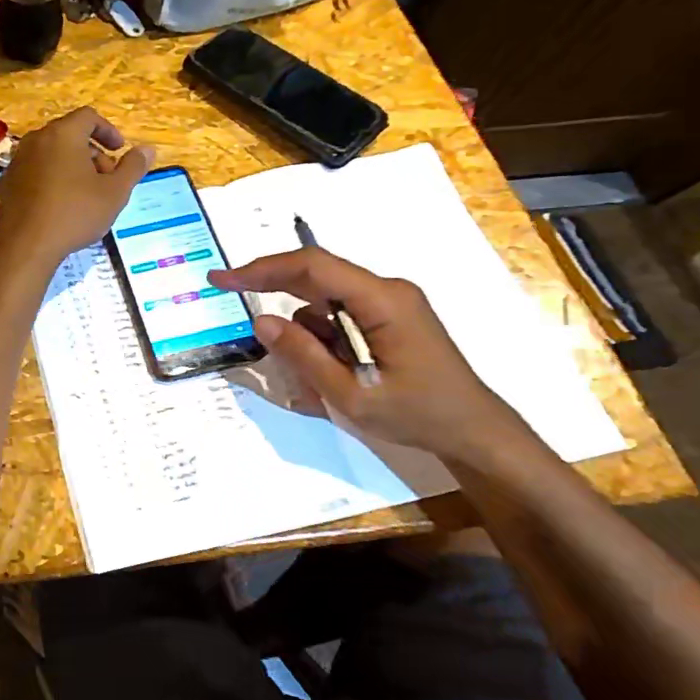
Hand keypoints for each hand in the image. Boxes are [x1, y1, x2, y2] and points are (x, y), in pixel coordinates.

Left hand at [0, 107, 155, 267]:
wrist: (25, 246)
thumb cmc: (74, 214)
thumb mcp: (114, 193)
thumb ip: (132, 168)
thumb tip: (147, 149)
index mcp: (62, 134)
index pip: (88, 116)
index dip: (108, 130)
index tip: (119, 149)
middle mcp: (36, 141)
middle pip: (70, 135)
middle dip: (93, 153)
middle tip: (107, 179)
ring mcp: (18, 162)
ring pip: (52, 154)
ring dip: (73, 167)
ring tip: (87, 195)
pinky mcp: (8, 183)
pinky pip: (36, 171)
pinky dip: (53, 178)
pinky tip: (62, 206)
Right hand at [209, 248, 536, 464]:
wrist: (475, 431)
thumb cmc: (418, 415)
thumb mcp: (351, 394)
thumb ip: (303, 356)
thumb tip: (261, 321)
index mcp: (382, 301)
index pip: (312, 267)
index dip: (262, 269)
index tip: (223, 279)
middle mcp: (386, 291)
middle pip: (315, 275)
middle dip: (271, 287)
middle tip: (230, 296)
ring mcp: (390, 303)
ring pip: (324, 301)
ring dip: (304, 331)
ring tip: (316, 380)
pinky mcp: (389, 318)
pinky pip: (339, 316)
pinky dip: (321, 339)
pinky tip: (332, 374)